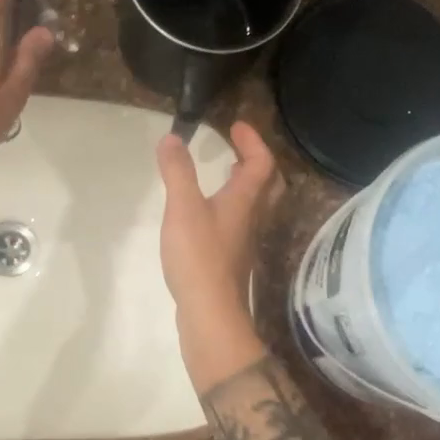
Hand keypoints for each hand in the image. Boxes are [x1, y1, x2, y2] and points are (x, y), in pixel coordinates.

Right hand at [156, 122, 280, 391]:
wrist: (210, 314)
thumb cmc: (200, 257)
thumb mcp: (183, 208)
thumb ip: (177, 172)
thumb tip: (172, 138)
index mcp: (245, 201)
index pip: (261, 163)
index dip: (252, 141)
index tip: (236, 125)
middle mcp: (251, 220)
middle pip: (267, 186)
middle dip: (256, 163)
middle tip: (237, 152)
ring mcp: (243, 244)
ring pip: (254, 208)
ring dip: (243, 188)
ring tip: (222, 178)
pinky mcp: (230, 263)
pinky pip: (238, 227)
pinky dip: (229, 211)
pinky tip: (207, 218)